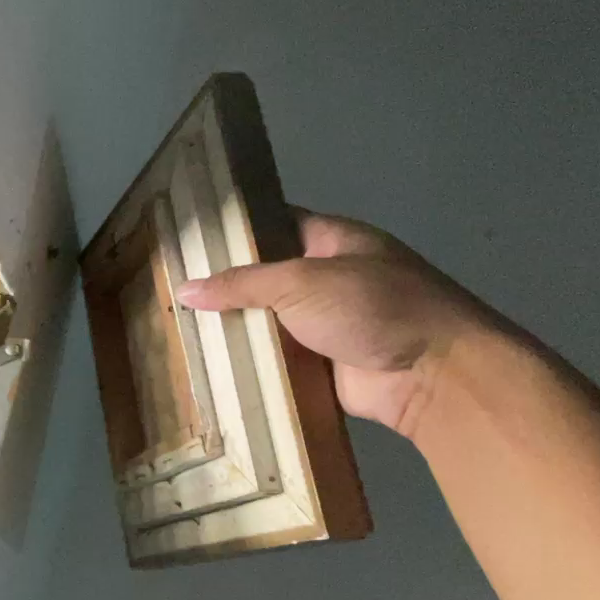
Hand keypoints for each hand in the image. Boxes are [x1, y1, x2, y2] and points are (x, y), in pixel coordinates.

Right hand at [174, 210, 495, 439]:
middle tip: (165, 283)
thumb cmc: (375, 308)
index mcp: (333, 241)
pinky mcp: (316, 362)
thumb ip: (241, 284)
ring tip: (171, 324)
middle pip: (261, 275)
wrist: (434, 376)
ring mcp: (321, 322)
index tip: (186, 236)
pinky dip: (242, 360)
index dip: (232, 227)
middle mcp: (325, 277)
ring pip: (261, 319)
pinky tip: (201, 361)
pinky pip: (270, 356)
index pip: (273, 222)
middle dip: (218, 282)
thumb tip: (184, 290)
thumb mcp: (302, 281)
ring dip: (227, 325)